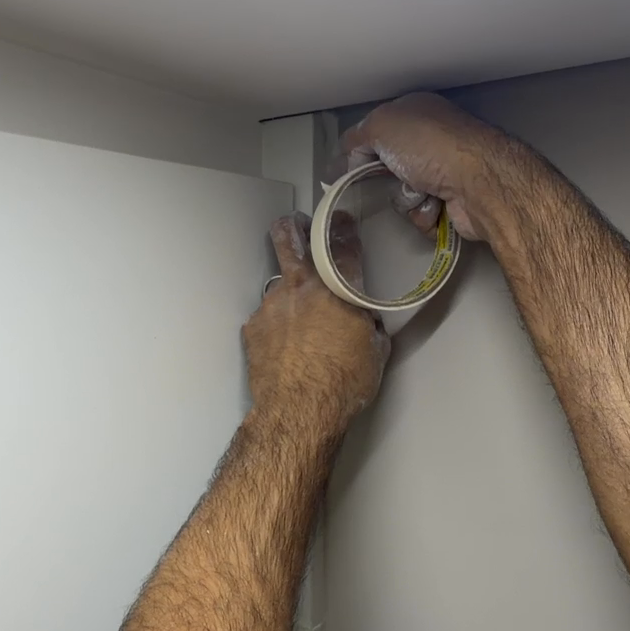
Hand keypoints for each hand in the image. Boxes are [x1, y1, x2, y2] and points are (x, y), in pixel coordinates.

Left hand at [243, 213, 389, 431]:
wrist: (300, 409)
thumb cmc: (343, 383)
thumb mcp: (375, 353)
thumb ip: (369, 327)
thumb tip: (367, 325)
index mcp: (338, 289)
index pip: (343, 245)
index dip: (343, 228)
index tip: (341, 221)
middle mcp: (302, 287)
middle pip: (290, 238)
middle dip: (291, 226)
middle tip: (295, 224)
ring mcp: (273, 304)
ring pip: (279, 285)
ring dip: (288, 294)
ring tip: (296, 320)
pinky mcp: (254, 326)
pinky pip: (266, 318)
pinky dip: (275, 326)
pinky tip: (283, 347)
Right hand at [337, 91, 532, 243]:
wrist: (478, 181)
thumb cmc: (428, 145)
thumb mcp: (380, 126)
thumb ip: (354, 137)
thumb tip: (343, 158)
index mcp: (415, 111)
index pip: (375, 131)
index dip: (359, 150)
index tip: (346, 169)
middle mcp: (431, 139)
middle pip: (387, 166)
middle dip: (385, 177)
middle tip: (390, 179)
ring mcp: (444, 170)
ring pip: (401, 194)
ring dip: (405, 198)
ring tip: (423, 193)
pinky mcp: (453, 201)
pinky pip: (420, 214)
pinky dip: (424, 213)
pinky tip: (437, 206)